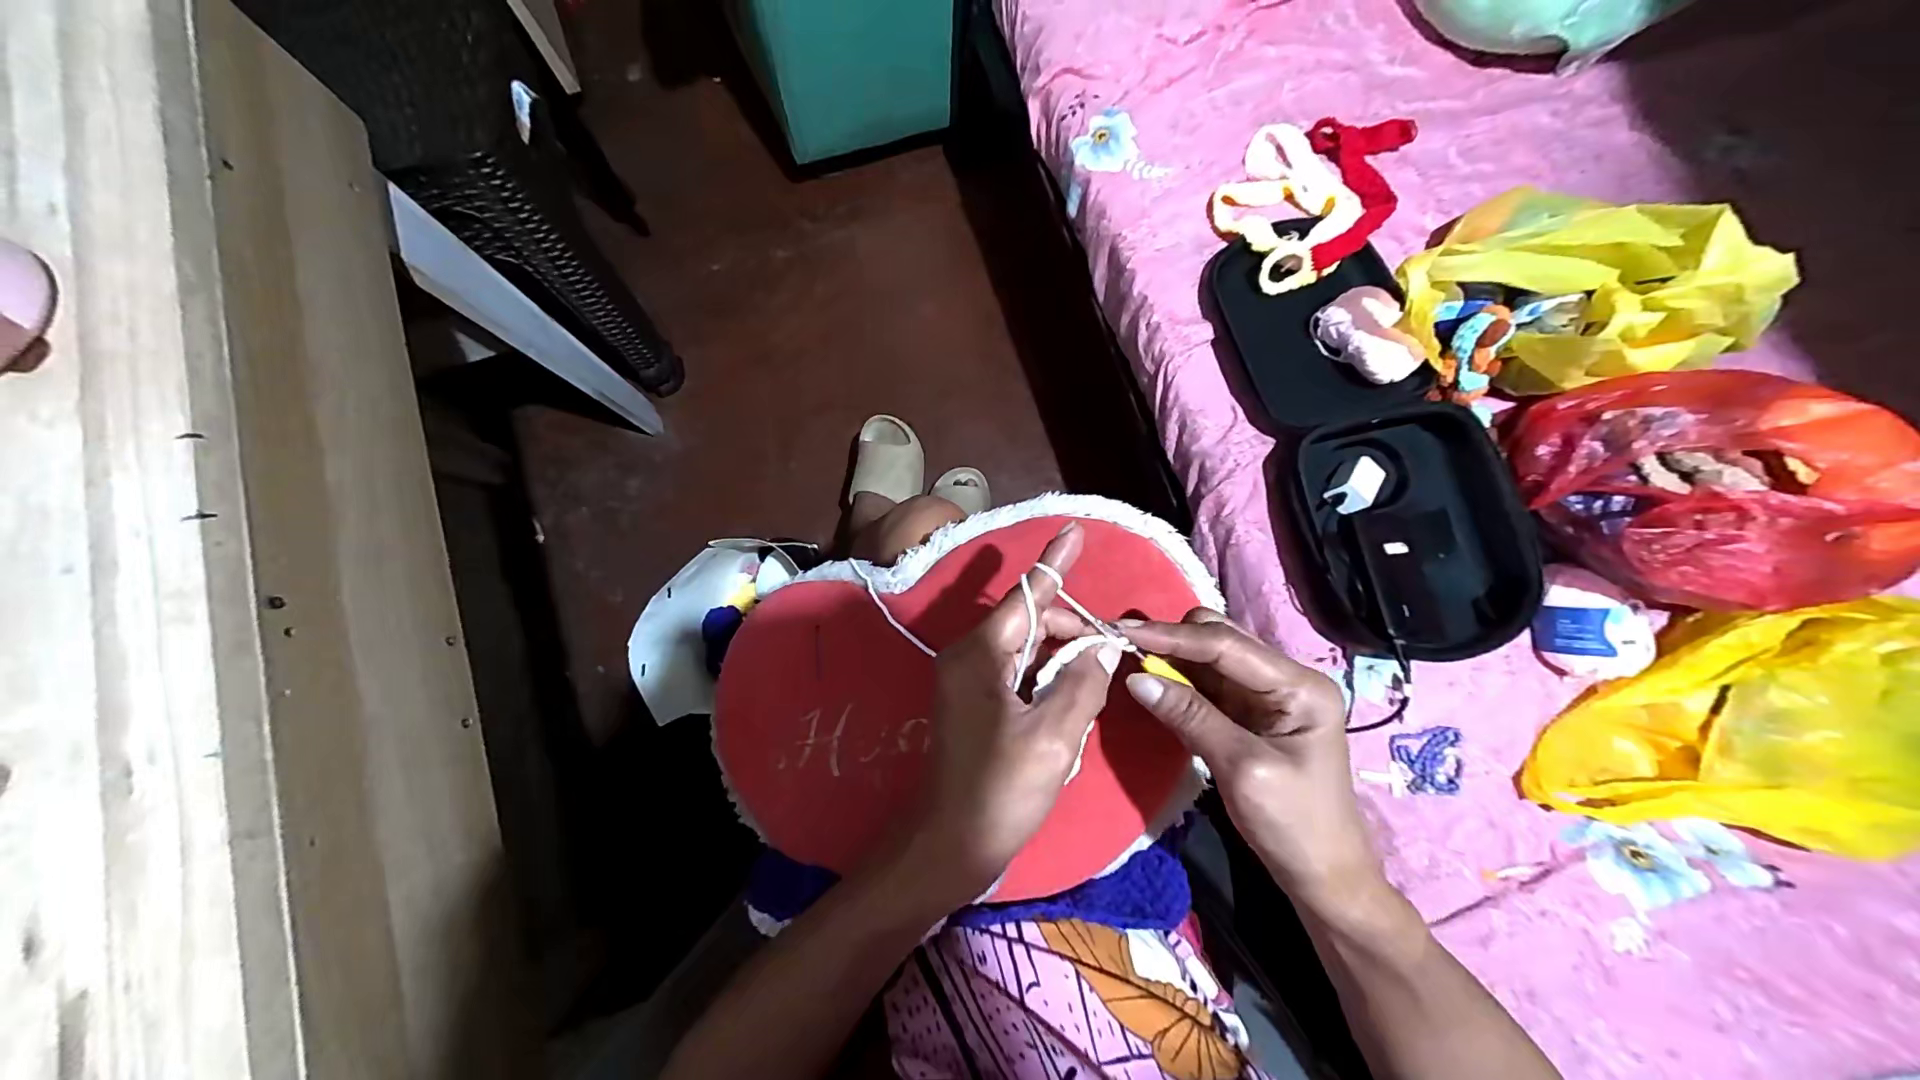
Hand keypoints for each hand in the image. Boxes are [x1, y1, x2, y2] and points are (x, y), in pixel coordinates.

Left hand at [902, 522, 1121, 905]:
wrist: (951, 843)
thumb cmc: (1000, 790)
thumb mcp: (1053, 737)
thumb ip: (1081, 684)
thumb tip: (1099, 651)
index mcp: (981, 654)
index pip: (1026, 595)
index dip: (1054, 562)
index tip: (1075, 528)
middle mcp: (968, 657)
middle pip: (1029, 620)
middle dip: (1071, 626)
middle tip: (1110, 647)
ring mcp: (968, 680)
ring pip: (1025, 647)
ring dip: (1061, 653)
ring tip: (1096, 670)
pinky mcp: (974, 703)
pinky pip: (1017, 671)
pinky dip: (1046, 674)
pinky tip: (1071, 691)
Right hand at [1121, 610, 1385, 909]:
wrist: (1322, 875)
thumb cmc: (1293, 824)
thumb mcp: (1240, 769)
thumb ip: (1190, 716)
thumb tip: (1137, 677)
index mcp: (1299, 686)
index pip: (1226, 644)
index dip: (1172, 636)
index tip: (1123, 631)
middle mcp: (1285, 678)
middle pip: (1219, 638)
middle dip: (1172, 639)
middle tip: (1124, 645)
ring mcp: (1267, 694)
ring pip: (1210, 656)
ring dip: (1171, 656)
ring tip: (1130, 657)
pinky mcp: (1249, 712)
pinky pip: (1207, 682)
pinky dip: (1178, 678)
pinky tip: (1153, 680)